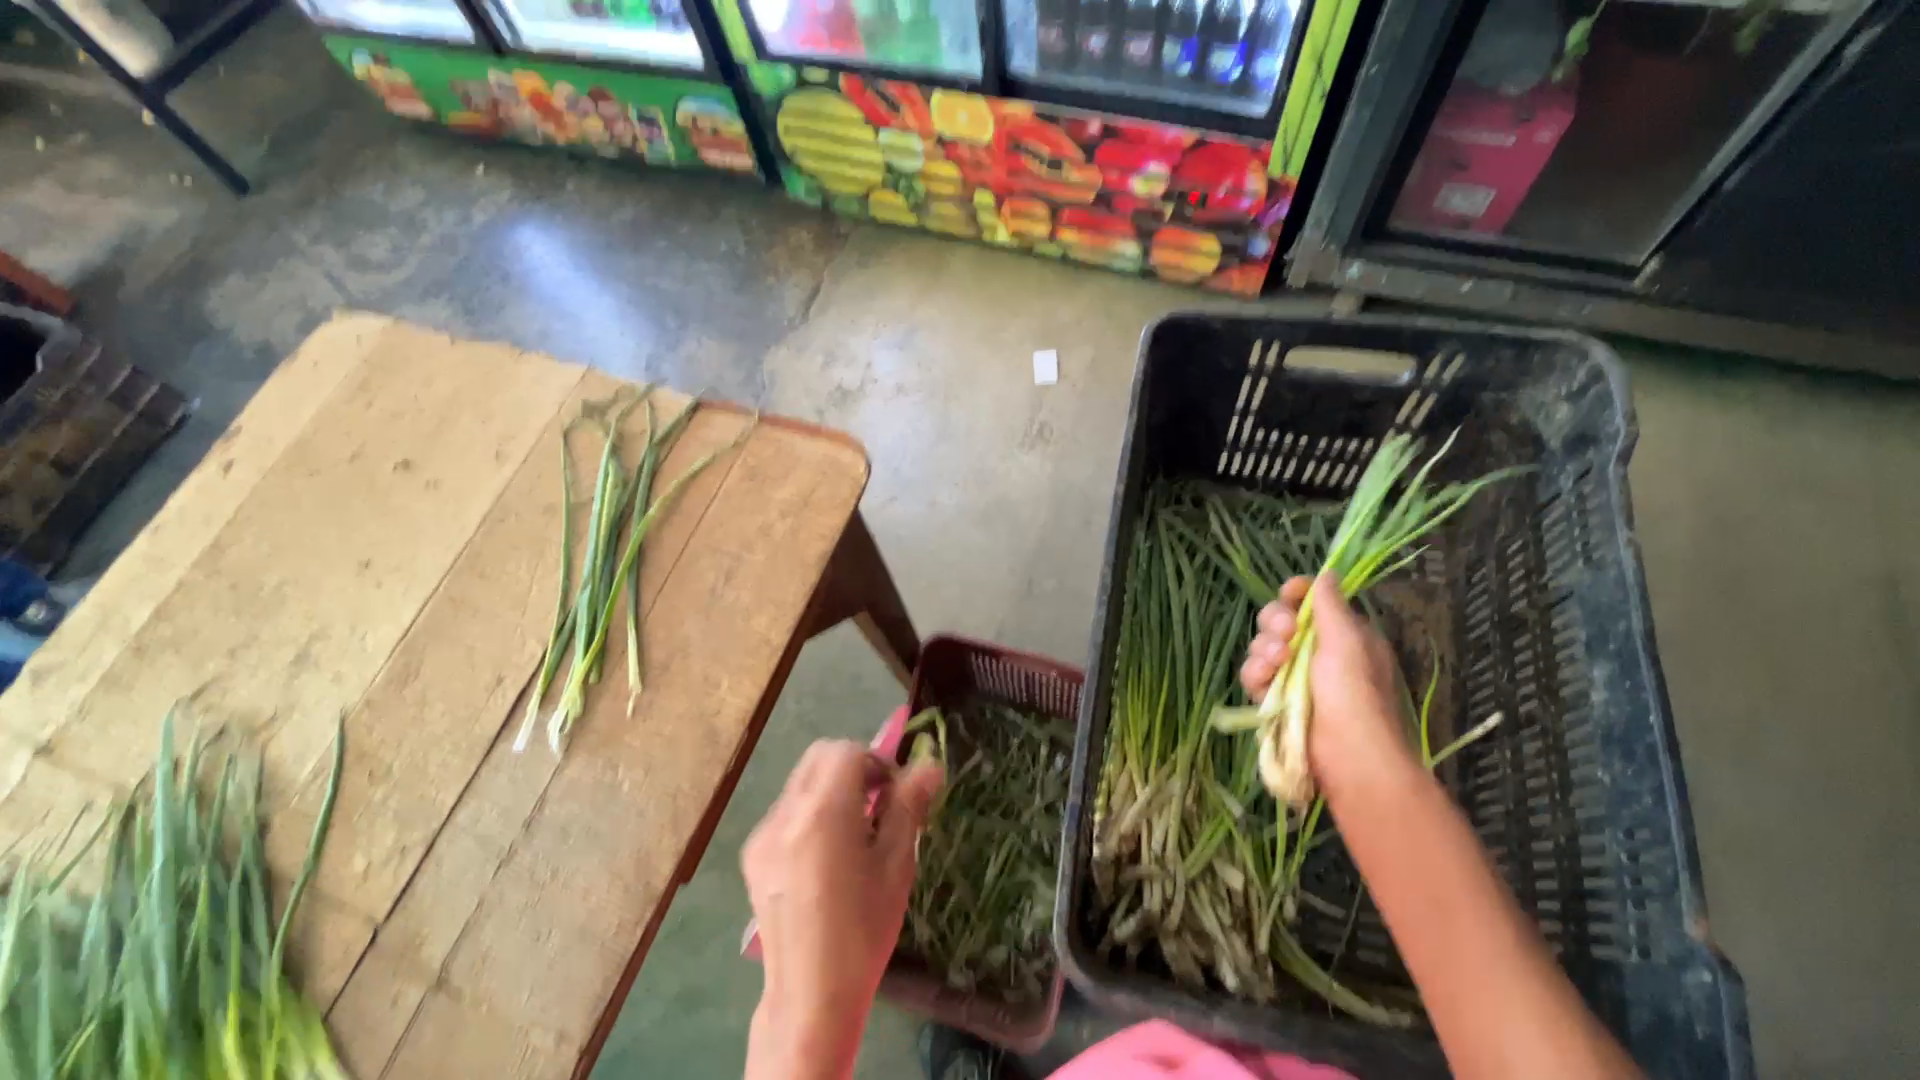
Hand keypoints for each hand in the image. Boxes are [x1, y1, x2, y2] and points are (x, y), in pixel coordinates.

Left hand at [742, 738, 943, 1079]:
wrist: (811, 993)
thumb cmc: (864, 930)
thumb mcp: (896, 865)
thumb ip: (908, 807)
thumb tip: (929, 766)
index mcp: (823, 812)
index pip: (846, 751)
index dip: (876, 762)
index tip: (895, 794)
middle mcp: (786, 813)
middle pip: (819, 758)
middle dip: (852, 768)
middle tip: (878, 805)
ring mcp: (763, 834)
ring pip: (801, 783)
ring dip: (830, 790)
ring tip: (853, 835)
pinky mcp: (752, 856)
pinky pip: (785, 813)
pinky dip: (809, 815)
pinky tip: (825, 859)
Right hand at [1239, 573, 1418, 799]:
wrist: (1348, 753)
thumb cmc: (1355, 692)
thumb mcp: (1348, 641)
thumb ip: (1330, 605)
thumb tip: (1327, 573)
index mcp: (1342, 635)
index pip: (1312, 602)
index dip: (1296, 594)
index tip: (1289, 593)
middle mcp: (1317, 652)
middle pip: (1280, 621)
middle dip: (1276, 623)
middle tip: (1286, 634)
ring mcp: (1294, 677)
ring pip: (1263, 647)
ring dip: (1264, 650)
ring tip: (1276, 664)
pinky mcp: (1276, 700)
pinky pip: (1254, 676)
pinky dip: (1255, 675)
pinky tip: (1263, 682)